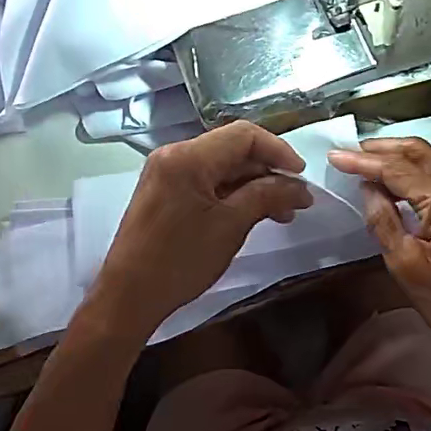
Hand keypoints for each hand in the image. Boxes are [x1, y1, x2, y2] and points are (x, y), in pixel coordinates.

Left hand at [85, 121, 312, 342]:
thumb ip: (267, 196)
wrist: (129, 295)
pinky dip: (230, 194)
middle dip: (267, 171)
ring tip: (280, 213)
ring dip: (251, 184)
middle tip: (295, 200)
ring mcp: (165, 173)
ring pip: (219, 166)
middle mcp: (173, 155)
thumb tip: (300, 188)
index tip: (302, 176)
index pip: (243, 135)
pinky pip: (204, 181)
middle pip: (231, 148)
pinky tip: (252, 214)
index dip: (278, 151)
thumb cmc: (180, 260)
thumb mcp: (231, 226)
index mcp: (188, 156)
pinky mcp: (163, 192)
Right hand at [327, 137, 430, 363]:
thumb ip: (382, 219)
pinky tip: (390, 180)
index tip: (332, 156)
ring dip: (396, 156)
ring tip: (362, 161)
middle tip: (347, 152)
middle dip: (381, 148)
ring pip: (429, 159)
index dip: (362, 161)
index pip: (397, 169)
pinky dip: (411, 170)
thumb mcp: (404, 263)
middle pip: (418, 152)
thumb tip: (367, 188)